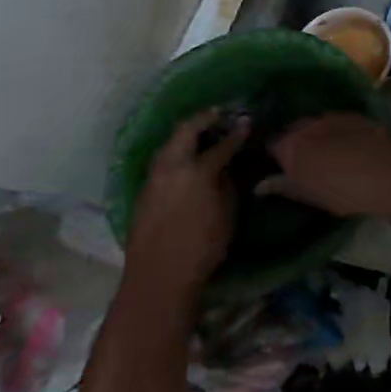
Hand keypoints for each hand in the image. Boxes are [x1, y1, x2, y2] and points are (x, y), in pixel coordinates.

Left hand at [125, 109, 245, 291]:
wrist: (159, 277)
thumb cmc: (201, 247)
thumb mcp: (226, 214)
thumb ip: (227, 184)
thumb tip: (226, 167)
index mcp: (196, 170)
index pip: (221, 145)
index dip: (236, 134)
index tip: (246, 123)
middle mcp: (171, 166)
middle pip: (185, 130)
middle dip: (203, 119)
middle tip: (218, 114)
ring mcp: (153, 178)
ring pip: (169, 144)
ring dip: (185, 135)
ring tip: (201, 134)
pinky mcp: (144, 192)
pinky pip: (162, 161)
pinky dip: (175, 152)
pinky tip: (185, 159)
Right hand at [264, 113, 390, 215]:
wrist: (384, 176)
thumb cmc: (340, 192)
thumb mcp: (308, 195)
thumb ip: (282, 185)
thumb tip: (260, 185)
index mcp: (290, 145)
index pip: (273, 145)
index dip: (278, 155)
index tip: (285, 167)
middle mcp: (307, 124)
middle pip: (295, 130)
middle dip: (299, 142)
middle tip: (309, 162)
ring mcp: (332, 116)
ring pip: (318, 125)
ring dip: (320, 135)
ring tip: (333, 154)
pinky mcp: (355, 115)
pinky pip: (340, 123)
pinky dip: (341, 133)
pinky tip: (354, 148)